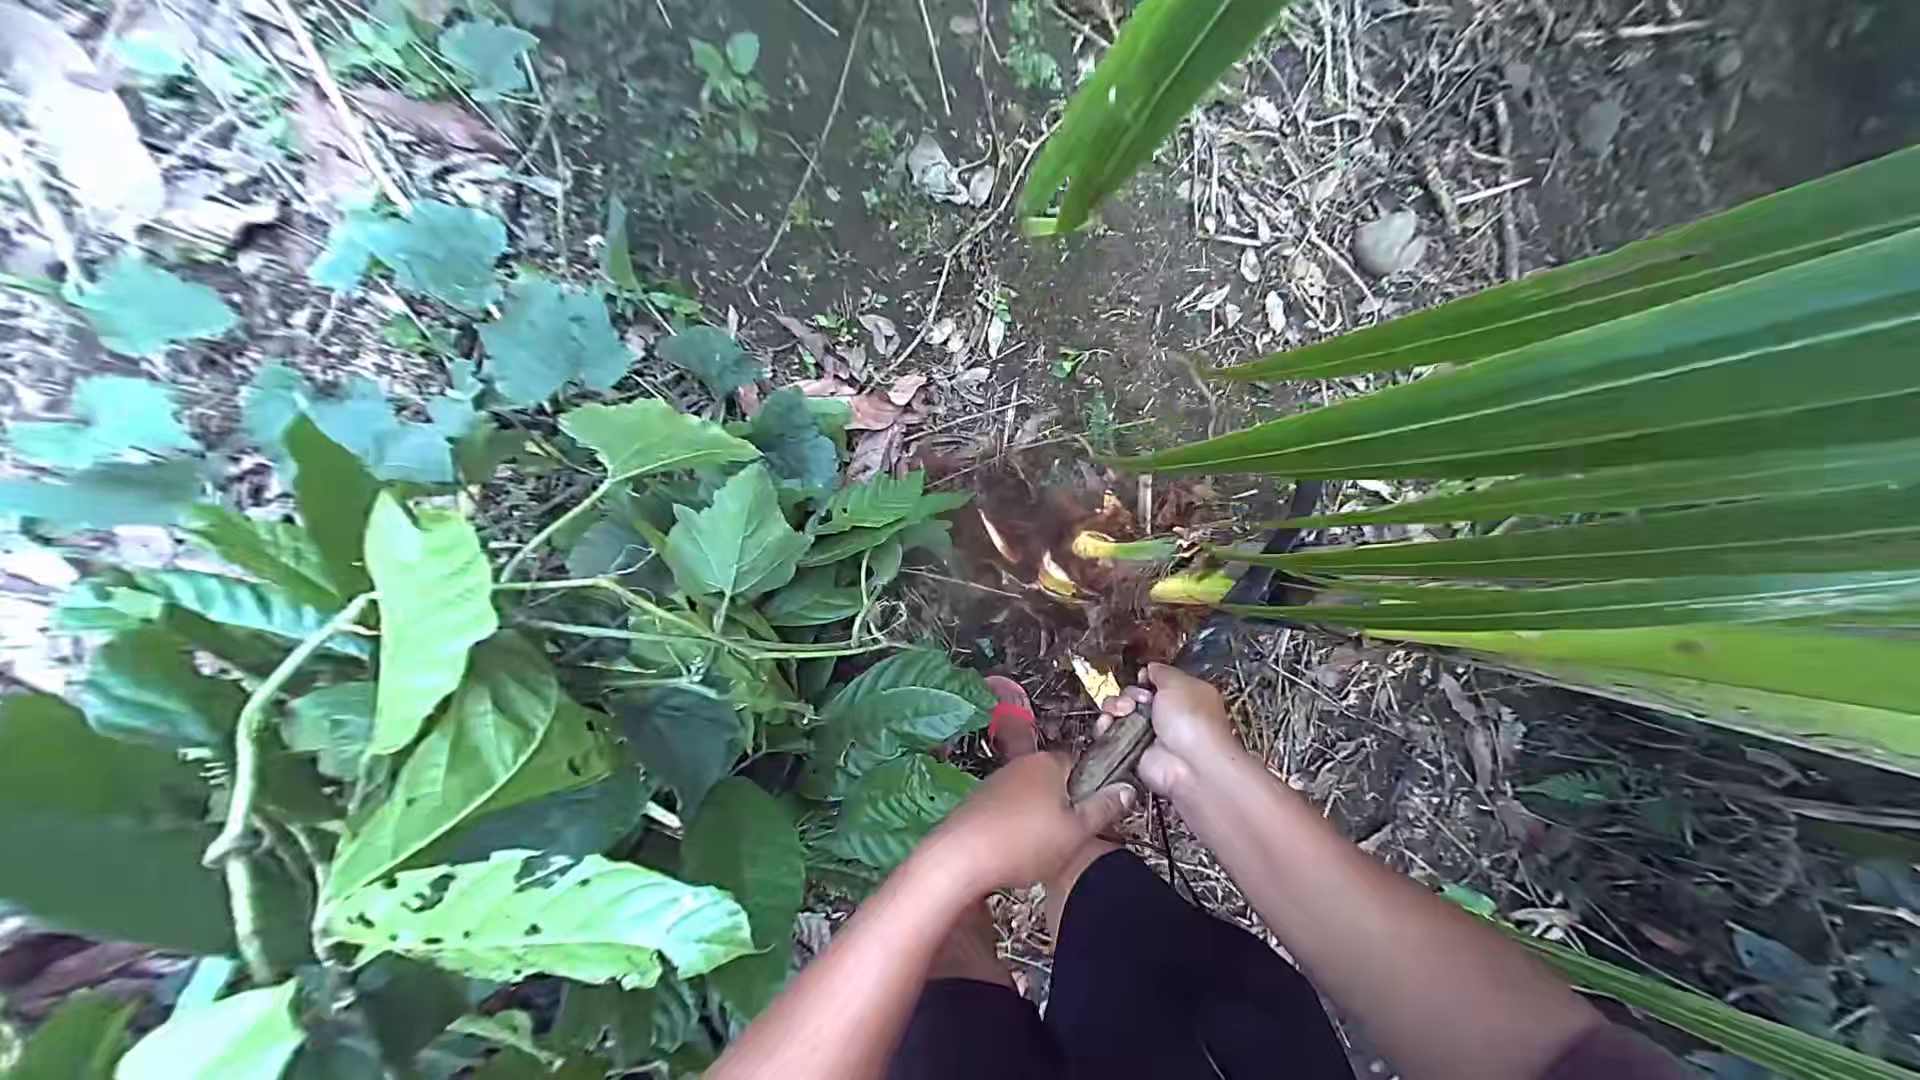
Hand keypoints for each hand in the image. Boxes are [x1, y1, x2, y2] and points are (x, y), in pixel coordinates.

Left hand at [925, 751, 1134, 893]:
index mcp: (1049, 762)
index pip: (1082, 762)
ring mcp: (998, 779)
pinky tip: (1018, 850)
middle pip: (1056, 779)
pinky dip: (1019, 823)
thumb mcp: (1076, 830)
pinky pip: (1011, 807)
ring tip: (1044, 849)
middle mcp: (1022, 763)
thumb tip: (1128, 788)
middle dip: (1067, 804)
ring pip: (1033, 794)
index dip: (1094, 785)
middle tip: (1073, 837)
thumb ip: (1104, 807)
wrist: (960, 856)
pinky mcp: (980, 799)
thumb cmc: (1025, 841)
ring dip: (1042, 816)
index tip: (1098, 813)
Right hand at [1099, 663, 1243, 798]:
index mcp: (1181, 697)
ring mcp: (1147, 734)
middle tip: (1137, 701)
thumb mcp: (1179, 682)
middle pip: (1132, 695)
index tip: (1143, 680)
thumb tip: (1150, 668)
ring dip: (1114, 706)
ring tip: (1123, 712)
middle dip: (1129, 693)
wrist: (1189, 764)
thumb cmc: (1192, 720)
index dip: (1144, 679)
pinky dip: (1104, 725)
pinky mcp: (1131, 750)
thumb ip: (1161, 671)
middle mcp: (1164, 716)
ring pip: (1118, 711)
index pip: (1153, 682)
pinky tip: (1109, 722)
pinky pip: (1109, 733)